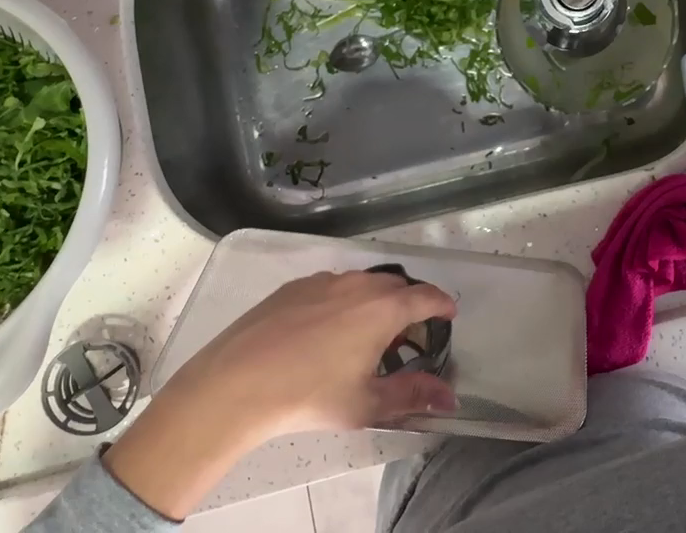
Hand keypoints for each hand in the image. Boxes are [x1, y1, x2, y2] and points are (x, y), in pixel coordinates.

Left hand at [103, 270, 456, 517]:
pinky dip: (342, 301)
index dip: (442, 304)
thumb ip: (412, 395)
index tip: (449, 314)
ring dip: (374, 301)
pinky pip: (331, 286)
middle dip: (409, 304)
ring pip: (362, 283)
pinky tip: (325, 331)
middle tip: (408, 334)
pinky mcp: (294, 287)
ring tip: (366, 333)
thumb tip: (450, 398)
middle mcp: (359, 284)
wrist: (236, 383)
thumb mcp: (366, 404)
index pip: (426, 296)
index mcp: (384, 308)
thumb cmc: (310, 395)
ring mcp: (324, 281)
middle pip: (396, 286)